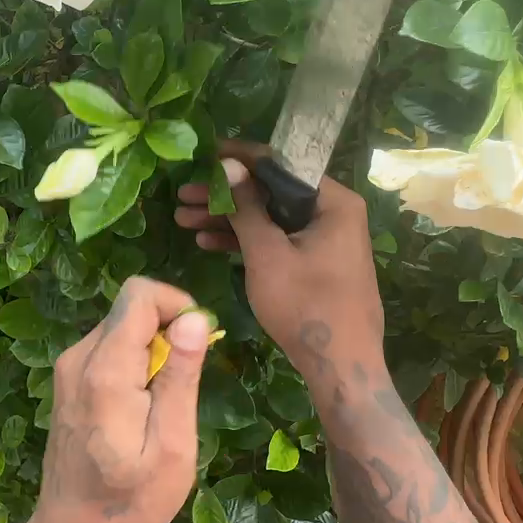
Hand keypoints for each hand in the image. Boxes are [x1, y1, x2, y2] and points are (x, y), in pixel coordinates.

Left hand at [34, 277, 208, 522]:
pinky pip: (106, 349)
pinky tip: (140, 409)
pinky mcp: (67, 381)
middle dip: (166, 331)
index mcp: (104, 369)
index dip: (176, 304)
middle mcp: (78, 357)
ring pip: (119, 328)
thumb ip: (180, 376)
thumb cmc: (131, 500)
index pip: (138, 295)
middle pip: (128, 309)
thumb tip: (194, 317)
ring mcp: (67, 369)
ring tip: (162, 403)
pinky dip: (132, 363)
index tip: (198, 342)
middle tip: (183, 382)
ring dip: (150, 350)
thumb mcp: (172, 445)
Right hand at [174, 142, 384, 367]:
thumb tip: (228, 164)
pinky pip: (276, 241)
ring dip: (227, 220)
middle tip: (183, 196)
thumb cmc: (305, 305)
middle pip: (270, 192)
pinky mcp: (314, 263)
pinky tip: (207, 244)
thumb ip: (246, 206)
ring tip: (183, 220)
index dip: (237, 158)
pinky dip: (245, 242)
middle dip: (224, 195)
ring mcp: (323, 240)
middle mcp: (332, 213)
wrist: (340, 366)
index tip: (201, 156)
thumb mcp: (267, 253)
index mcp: (332, 202)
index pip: (279, 164)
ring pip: (269, 218)